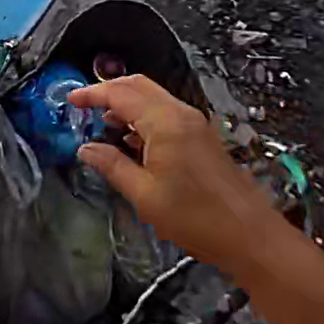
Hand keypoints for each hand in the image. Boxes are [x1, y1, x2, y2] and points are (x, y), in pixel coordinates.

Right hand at [69, 75, 276, 265]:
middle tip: (85, 106)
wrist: (253, 238)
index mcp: (164, 123)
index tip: (71, 100)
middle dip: (108, 91)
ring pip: (152, 97)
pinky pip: (165, 111)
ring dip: (126, 103)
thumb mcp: (145, 196)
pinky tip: (132, 140)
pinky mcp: (202, 135)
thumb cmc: (196, 218)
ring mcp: (194, 123)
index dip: (92, 94)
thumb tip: (86, 149)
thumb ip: (112, 166)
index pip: (120, 94)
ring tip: (104, 124)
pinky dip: (143, 115)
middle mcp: (180, 113)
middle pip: (137, 85)